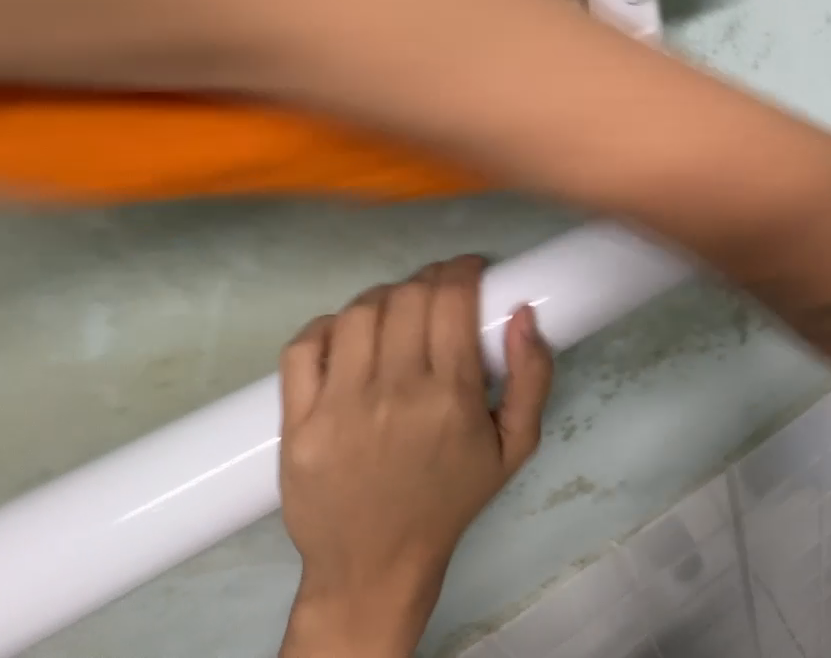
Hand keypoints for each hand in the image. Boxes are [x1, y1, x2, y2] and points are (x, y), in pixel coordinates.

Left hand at [277, 256, 553, 657]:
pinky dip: (328, 326)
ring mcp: (339, 407)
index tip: (471, 268)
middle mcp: (395, 393)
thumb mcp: (517, 444)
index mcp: (451, 396)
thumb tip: (524, 313)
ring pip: (359, 312)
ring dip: (385, 297)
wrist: (376, 562)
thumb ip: (532, 377)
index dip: (463, 269)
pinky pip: (304, 346)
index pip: (452, 299)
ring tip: (398, 310)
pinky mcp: (297, 422)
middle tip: (440, 289)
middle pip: (407, 296)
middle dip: (430, 278)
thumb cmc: (452, 497)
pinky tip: (350, 335)